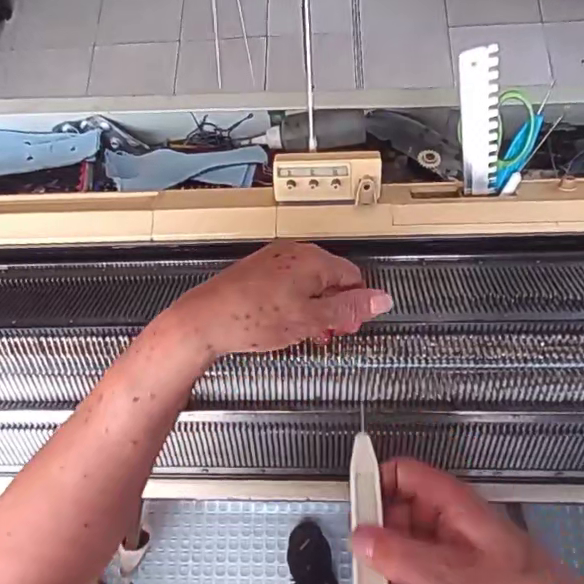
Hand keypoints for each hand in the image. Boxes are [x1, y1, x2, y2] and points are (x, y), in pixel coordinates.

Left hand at [158, 241, 391, 358]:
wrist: (203, 321)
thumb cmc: (249, 318)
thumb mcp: (310, 319)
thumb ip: (348, 309)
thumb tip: (379, 300)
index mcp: (312, 259)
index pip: (353, 277)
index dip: (355, 305)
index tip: (349, 325)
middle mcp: (293, 252)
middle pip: (331, 277)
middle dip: (334, 306)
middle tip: (328, 331)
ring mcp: (273, 259)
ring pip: (309, 282)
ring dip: (314, 306)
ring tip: (304, 330)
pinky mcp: (257, 271)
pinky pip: (288, 283)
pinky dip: (293, 303)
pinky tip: (283, 323)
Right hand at [354, 458, 583, 583]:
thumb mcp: (460, 580)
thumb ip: (405, 558)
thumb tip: (360, 538)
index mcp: (455, 506)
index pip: (403, 475)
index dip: (373, 489)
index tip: (351, 520)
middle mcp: (451, 526)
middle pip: (394, 527)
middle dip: (377, 566)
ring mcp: (454, 558)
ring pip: (403, 566)